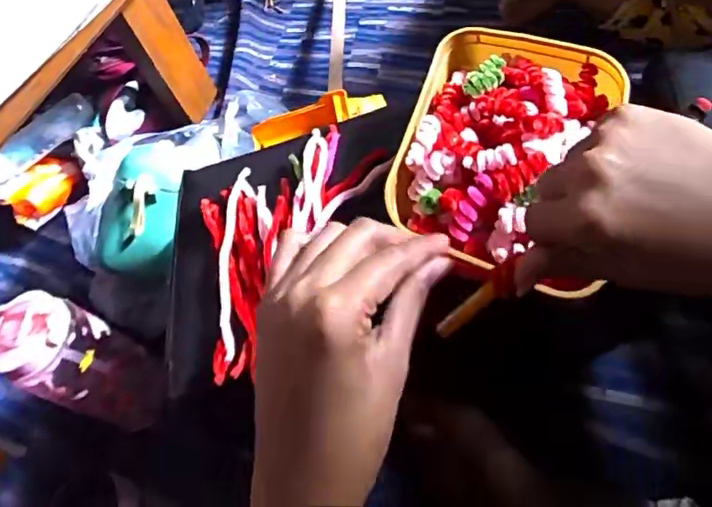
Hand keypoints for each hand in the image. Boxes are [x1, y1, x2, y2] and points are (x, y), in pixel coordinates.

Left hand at [252, 220, 450, 506]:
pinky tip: (337, 257)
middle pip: (355, 234)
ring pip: (322, 233)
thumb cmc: (356, 432)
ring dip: (356, 237)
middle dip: (392, 237)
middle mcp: (302, 288)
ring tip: (385, 256)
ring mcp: (278, 291)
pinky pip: (288, 249)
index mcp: (336, 308)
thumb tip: (439, 261)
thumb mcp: (392, 365)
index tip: (446, 242)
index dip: (421, 247)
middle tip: (421, 252)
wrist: (298, 477)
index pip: (387, 259)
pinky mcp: (265, 301)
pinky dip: (314, 241)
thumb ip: (411, 300)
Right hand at [515, 104, 711, 295]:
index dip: (552, 232)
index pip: (533, 219)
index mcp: (586, 218)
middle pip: (548, 184)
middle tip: (605, 213)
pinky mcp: (626, 111)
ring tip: (632, 185)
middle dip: (566, 201)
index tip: (576, 237)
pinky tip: (646, 161)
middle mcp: (587, 170)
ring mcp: (606, 135)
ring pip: (573, 156)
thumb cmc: (694, 259)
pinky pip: (598, 132)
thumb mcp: (625, 270)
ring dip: (587, 172)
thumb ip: (565, 263)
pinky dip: (611, 148)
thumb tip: (515, 277)